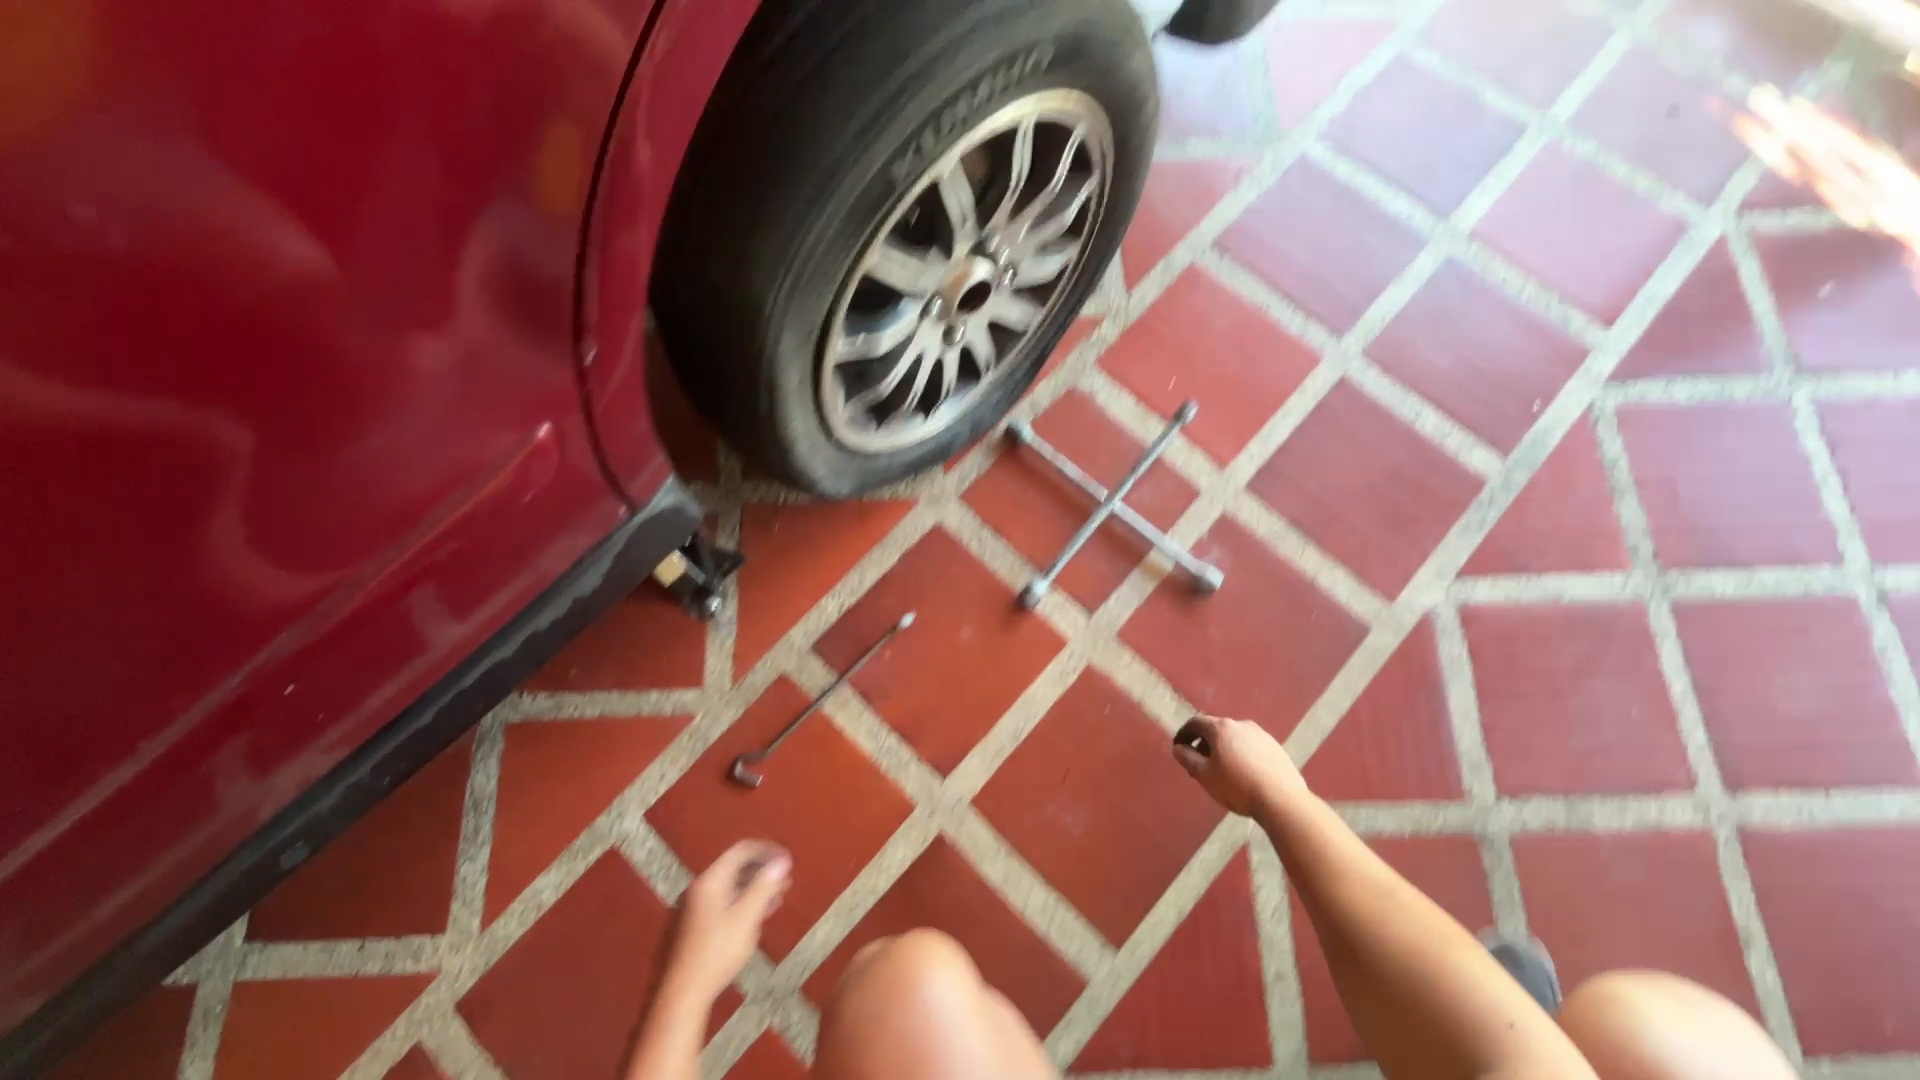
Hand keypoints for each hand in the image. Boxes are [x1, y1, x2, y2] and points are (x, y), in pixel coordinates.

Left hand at [661, 840, 790, 1002]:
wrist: (688, 990)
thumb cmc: (718, 950)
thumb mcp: (746, 917)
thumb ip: (764, 887)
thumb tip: (782, 861)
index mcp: (712, 881)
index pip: (741, 851)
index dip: (766, 851)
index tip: (787, 861)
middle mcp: (705, 887)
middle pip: (738, 867)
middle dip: (764, 870)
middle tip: (787, 879)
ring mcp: (703, 905)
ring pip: (736, 885)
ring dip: (758, 887)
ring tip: (780, 895)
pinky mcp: (705, 921)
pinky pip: (731, 900)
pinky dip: (748, 900)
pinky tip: (763, 911)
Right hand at [1171, 714, 1307, 818]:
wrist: (1282, 799)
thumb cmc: (1237, 786)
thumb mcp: (1204, 775)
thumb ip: (1187, 758)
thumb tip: (1178, 748)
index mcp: (1221, 728)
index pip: (1196, 722)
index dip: (1184, 733)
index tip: (1179, 747)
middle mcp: (1241, 725)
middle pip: (1216, 729)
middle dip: (1204, 744)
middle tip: (1200, 764)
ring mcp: (1261, 734)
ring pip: (1235, 738)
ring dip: (1223, 749)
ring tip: (1223, 771)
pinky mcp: (1276, 747)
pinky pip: (1251, 746)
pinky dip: (1241, 754)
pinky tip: (1244, 773)